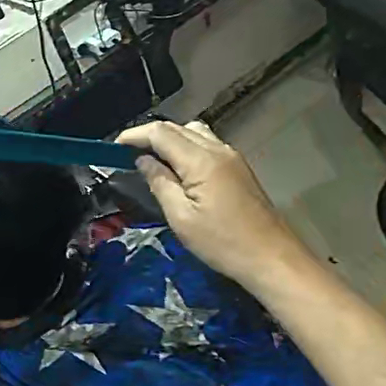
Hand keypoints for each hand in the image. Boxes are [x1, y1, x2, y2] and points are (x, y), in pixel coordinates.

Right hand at [116, 120, 315, 288]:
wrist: (272, 258)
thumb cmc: (223, 243)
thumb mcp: (181, 218)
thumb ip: (159, 183)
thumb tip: (143, 161)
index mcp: (201, 160)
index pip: (161, 132)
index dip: (134, 136)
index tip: (114, 149)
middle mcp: (218, 149)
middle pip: (177, 128)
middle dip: (150, 136)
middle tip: (128, 155)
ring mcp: (231, 156)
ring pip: (194, 132)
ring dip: (171, 140)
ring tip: (153, 160)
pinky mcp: (239, 167)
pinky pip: (207, 144)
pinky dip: (187, 148)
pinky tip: (179, 169)